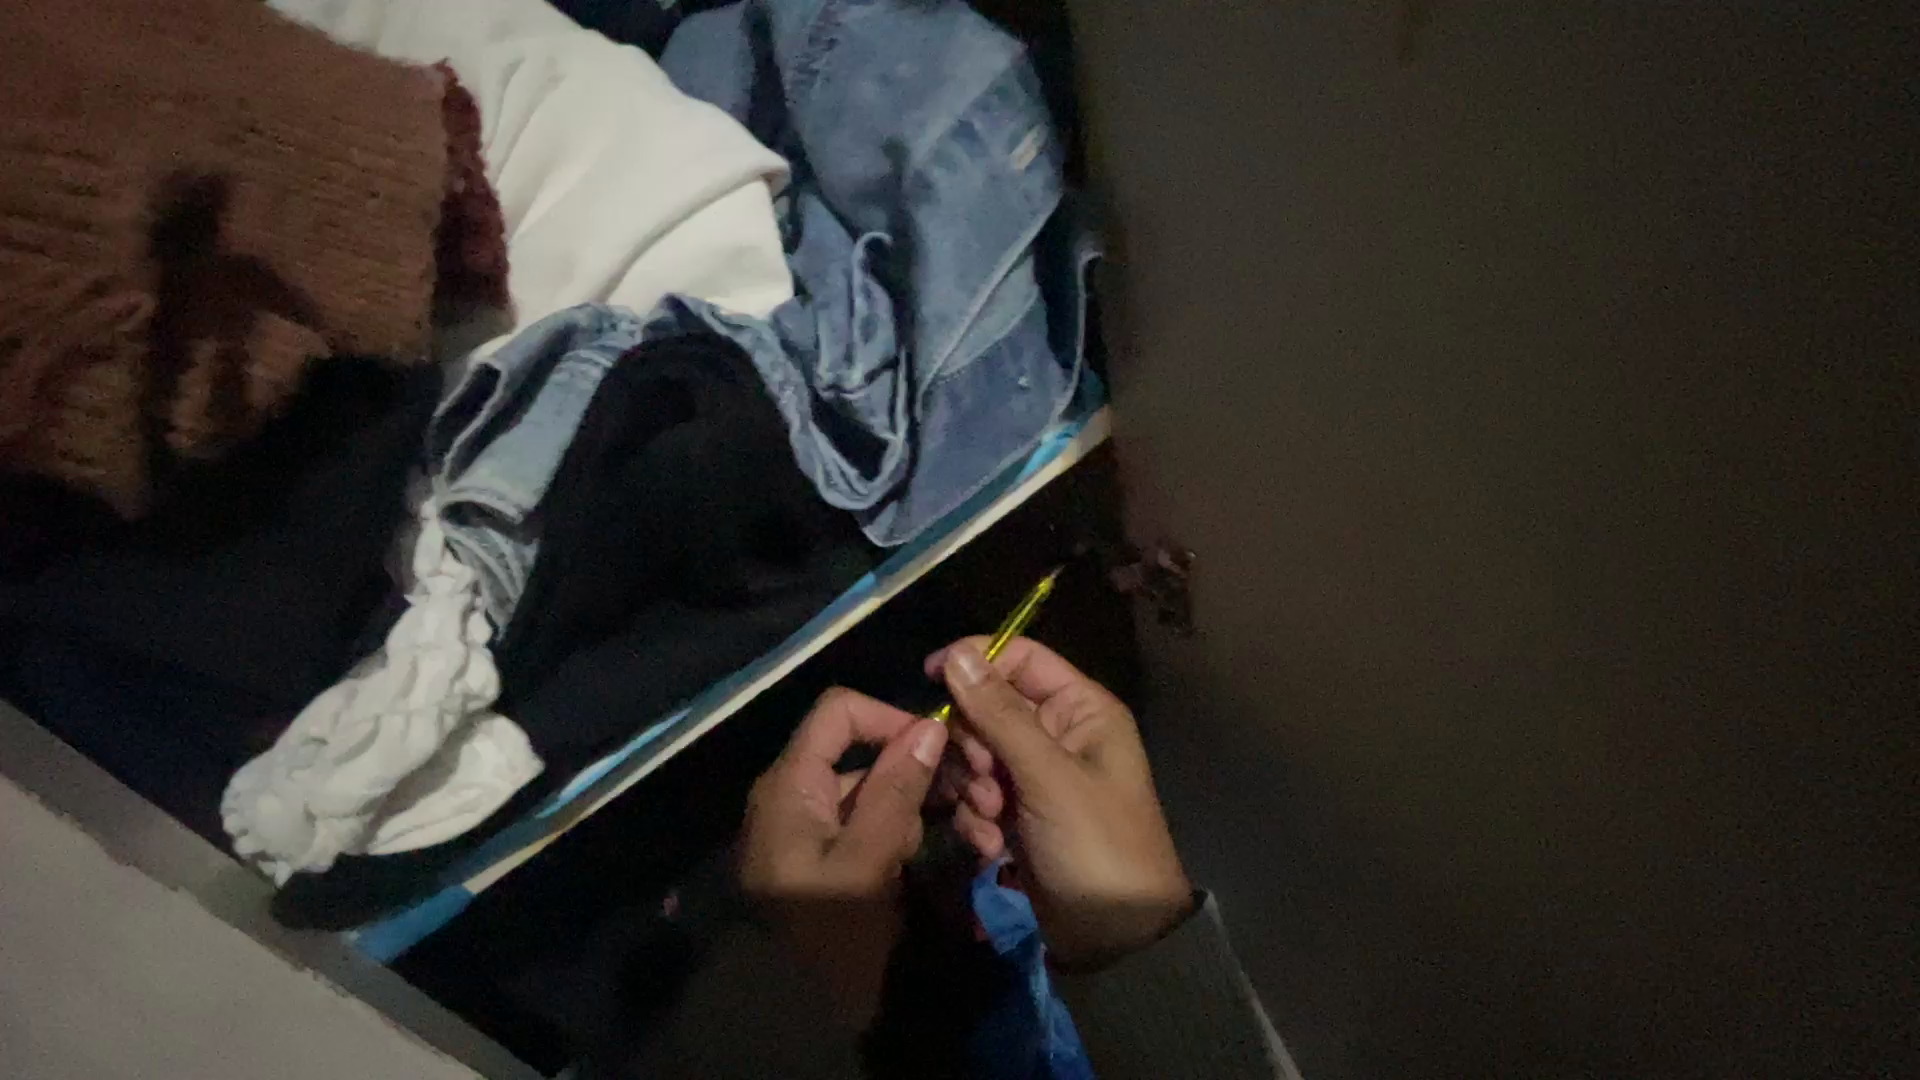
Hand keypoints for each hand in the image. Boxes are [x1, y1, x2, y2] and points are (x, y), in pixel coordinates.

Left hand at [739, 687, 947, 1028]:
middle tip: (956, 791)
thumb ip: (897, 788)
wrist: (795, 1017)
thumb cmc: (828, 933)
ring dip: (904, 802)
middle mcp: (792, 792)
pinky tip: (906, 858)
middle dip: (907, 767)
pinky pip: (863, 816)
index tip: (937, 744)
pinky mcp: (821, 850)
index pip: (839, 712)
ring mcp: (806, 823)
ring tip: (921, 842)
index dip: (889, 716)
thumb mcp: (868, 860)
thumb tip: (930, 724)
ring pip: (867, 784)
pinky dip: (890, 826)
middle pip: (857, 748)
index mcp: (789, 784)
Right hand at [927, 638, 1195, 970]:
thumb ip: (999, 713)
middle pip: (989, 707)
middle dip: (976, 746)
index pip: (1021, 658)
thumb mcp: (1048, 775)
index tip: (929, 676)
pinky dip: (979, 818)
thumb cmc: (1095, 844)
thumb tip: (957, 653)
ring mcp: (1035, 775)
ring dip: (975, 788)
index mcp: (1080, 709)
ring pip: (977, 753)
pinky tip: (994, 848)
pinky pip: (979, 794)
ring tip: (994, 821)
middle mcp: (1058, 733)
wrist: (1115, 943)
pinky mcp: (1018, 812)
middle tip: (985, 778)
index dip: (976, 660)